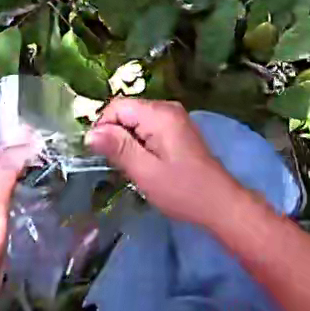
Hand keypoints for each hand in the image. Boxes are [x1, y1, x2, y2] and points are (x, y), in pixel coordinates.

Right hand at [85, 98, 249, 227]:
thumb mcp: (145, 172)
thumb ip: (118, 148)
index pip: (116, 106)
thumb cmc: (182, 190)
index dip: (104, 127)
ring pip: (136, 119)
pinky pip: (148, 126)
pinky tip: (146, 163)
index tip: (102, 154)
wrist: (220, 203)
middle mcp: (166, 107)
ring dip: (128, 140)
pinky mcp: (177, 128)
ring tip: (134, 166)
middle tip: (120, 164)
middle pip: (126, 111)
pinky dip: (140, 142)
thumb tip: (90, 133)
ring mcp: (174, 117)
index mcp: (159, 114)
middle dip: (116, 134)